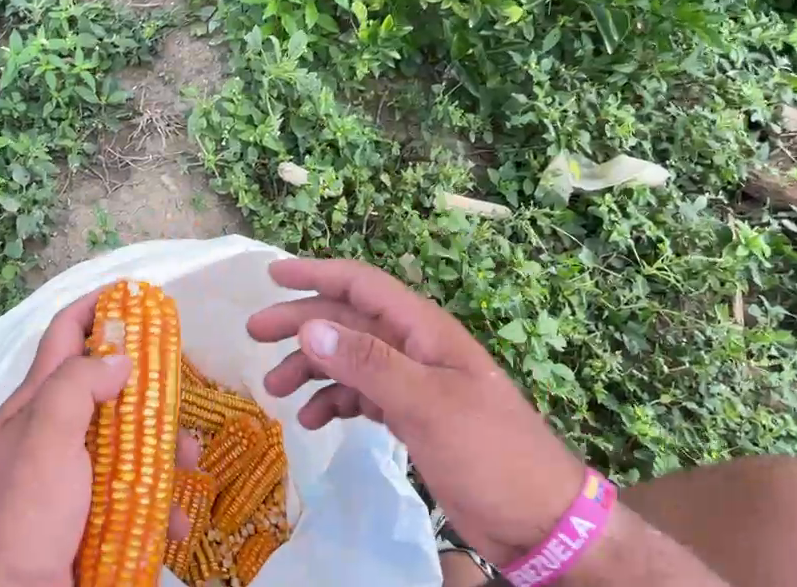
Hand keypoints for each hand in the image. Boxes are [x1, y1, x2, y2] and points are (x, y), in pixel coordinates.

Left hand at [0, 290, 195, 586]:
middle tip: (182, 392)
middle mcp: (55, 432)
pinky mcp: (89, 518)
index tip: (136, 294)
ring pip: (127, 445)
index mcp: (38, 401)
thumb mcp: (47, 433)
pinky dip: (159, 505)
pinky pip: (132, 498)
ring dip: (163, 450)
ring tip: (190, 463)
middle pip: (106, 389)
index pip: (65, 333)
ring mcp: (72, 478)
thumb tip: (120, 357)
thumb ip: (78, 385)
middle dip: (147, 387)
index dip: (96, 306)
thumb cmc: (24, 509)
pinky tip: (176, 521)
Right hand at [246, 258, 585, 565]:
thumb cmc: (491, 452)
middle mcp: (413, 348)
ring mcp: (412, 384)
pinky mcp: (411, 417)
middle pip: (345, 321)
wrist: (543, 524)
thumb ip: (367, 363)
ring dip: (309, 368)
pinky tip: (312, 419)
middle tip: (253, 334)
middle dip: (299, 323)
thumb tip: (309, 326)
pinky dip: (332, 402)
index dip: (316, 273)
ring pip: (347, 360)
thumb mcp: (427, 404)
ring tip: (273, 389)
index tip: (272, 275)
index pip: (362, 284)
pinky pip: (360, 397)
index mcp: (423, 330)